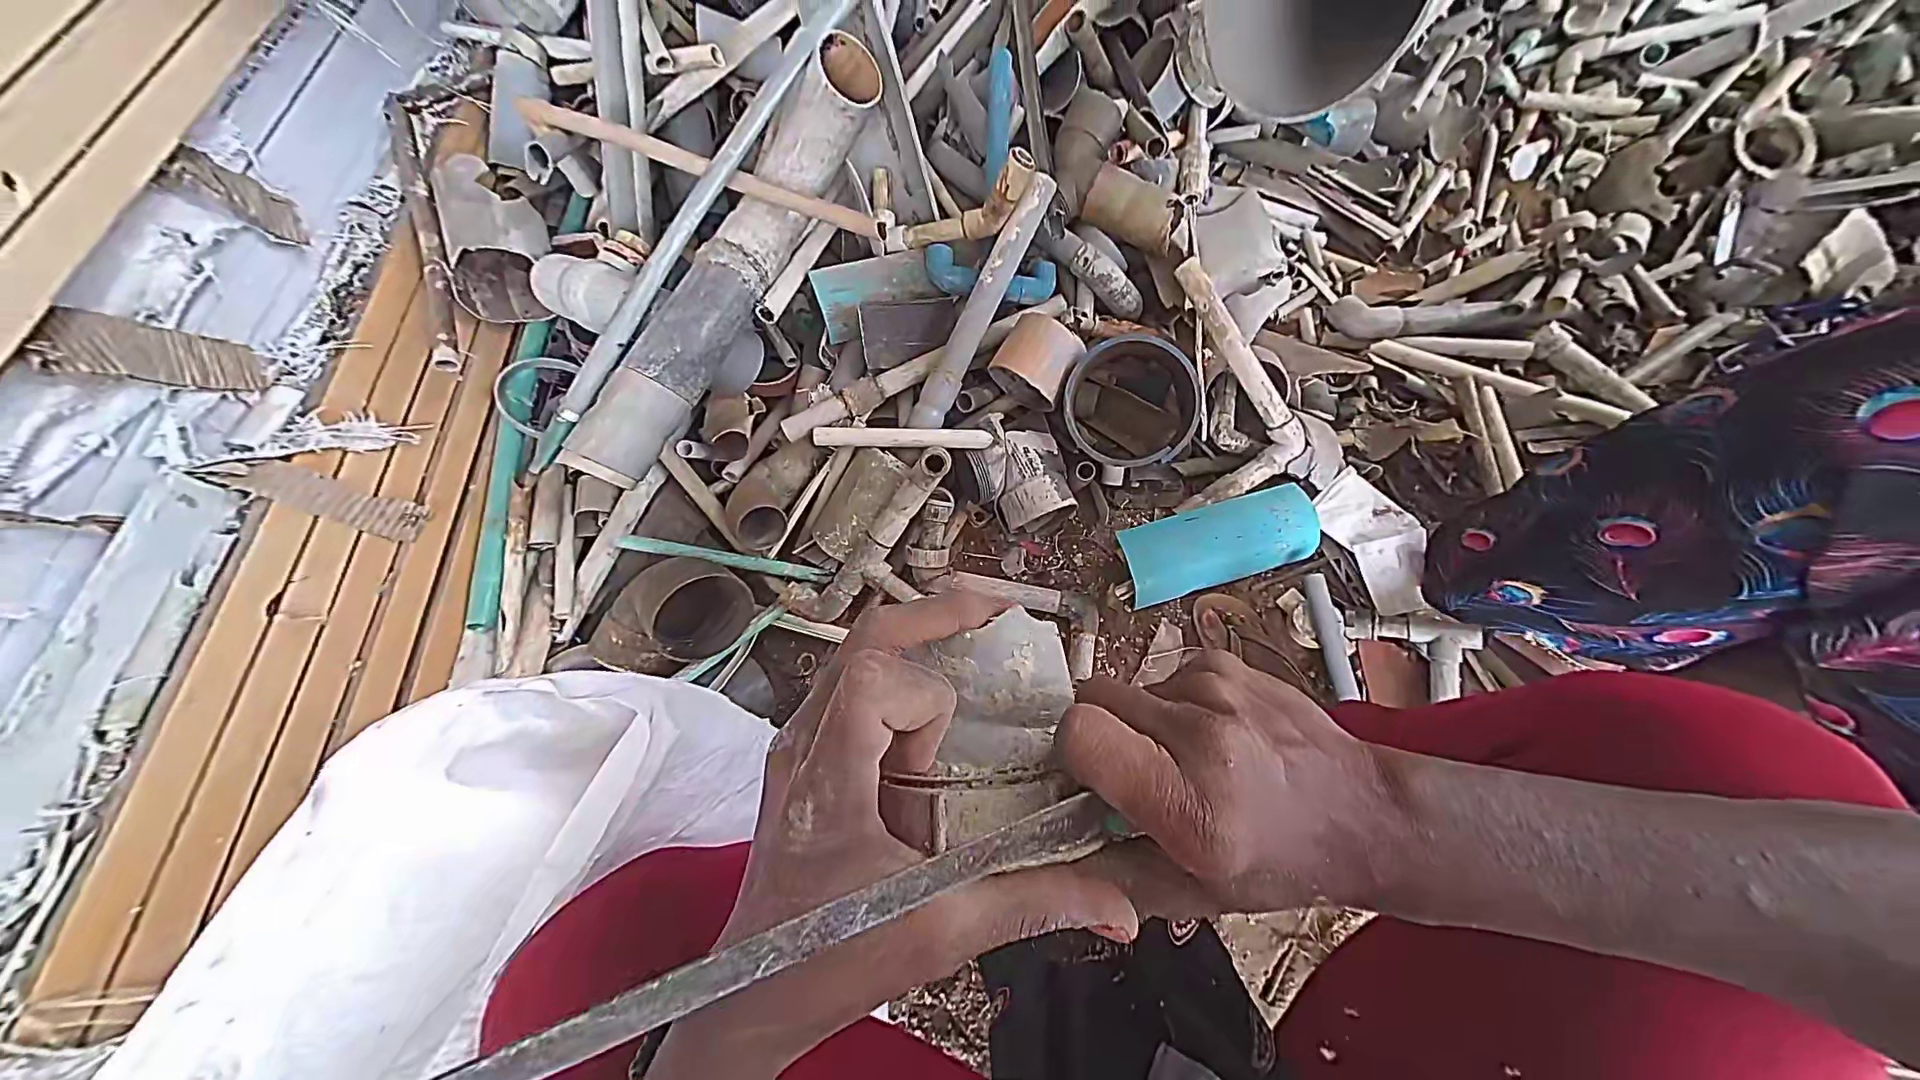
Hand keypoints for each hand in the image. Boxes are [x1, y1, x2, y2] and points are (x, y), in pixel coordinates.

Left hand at [650, 593, 1138, 1078]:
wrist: (754, 987)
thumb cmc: (833, 959)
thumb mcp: (941, 930)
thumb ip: (1033, 901)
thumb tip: (1120, 905)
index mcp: (828, 778)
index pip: (875, 682)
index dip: (927, 705)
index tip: (940, 763)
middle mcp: (804, 740)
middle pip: (866, 637)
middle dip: (938, 614)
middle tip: (997, 612)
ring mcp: (798, 738)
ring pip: (855, 649)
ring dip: (920, 635)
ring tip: (974, 639)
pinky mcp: (804, 747)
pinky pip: (852, 678)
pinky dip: (900, 666)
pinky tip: (934, 695)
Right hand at [1058, 650, 1406, 914]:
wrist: (1362, 810)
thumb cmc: (1275, 863)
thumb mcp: (1189, 896)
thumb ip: (1105, 873)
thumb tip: (1041, 844)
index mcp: (1190, 805)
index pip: (1081, 733)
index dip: (1071, 751)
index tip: (1089, 774)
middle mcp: (1203, 734)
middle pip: (1093, 698)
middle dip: (1098, 730)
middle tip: (1133, 766)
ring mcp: (1217, 687)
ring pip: (1126, 687)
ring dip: (1138, 719)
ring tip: (1182, 754)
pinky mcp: (1225, 662)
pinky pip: (1161, 675)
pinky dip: (1169, 703)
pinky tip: (1208, 731)